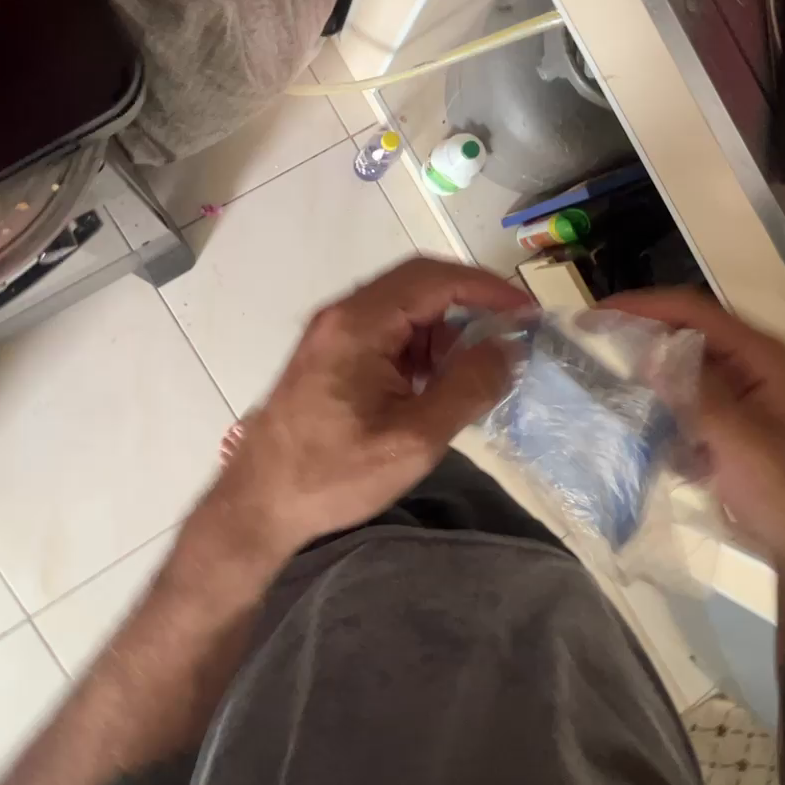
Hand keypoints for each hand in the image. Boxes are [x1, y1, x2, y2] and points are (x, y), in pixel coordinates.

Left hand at [213, 258, 531, 555]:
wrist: (257, 504)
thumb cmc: (332, 475)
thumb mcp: (413, 440)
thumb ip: (467, 388)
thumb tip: (507, 348)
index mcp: (359, 324)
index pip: (435, 280)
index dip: (487, 289)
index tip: (527, 313)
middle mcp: (343, 314)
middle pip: (419, 284)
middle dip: (470, 303)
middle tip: (510, 333)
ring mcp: (333, 332)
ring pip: (404, 306)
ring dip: (445, 328)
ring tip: (473, 369)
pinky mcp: (332, 353)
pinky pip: (387, 330)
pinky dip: (421, 345)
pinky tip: (436, 382)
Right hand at [602, 289, 784, 559]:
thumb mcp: (743, 443)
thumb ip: (696, 395)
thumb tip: (648, 353)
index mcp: (760, 356)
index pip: (691, 310)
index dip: (640, 306)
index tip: (592, 316)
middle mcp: (749, 366)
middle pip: (683, 334)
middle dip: (638, 338)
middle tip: (588, 346)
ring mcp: (740, 396)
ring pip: (680, 370)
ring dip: (647, 379)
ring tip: (607, 389)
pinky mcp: (729, 426)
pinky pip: (684, 403)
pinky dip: (661, 412)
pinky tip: (643, 433)